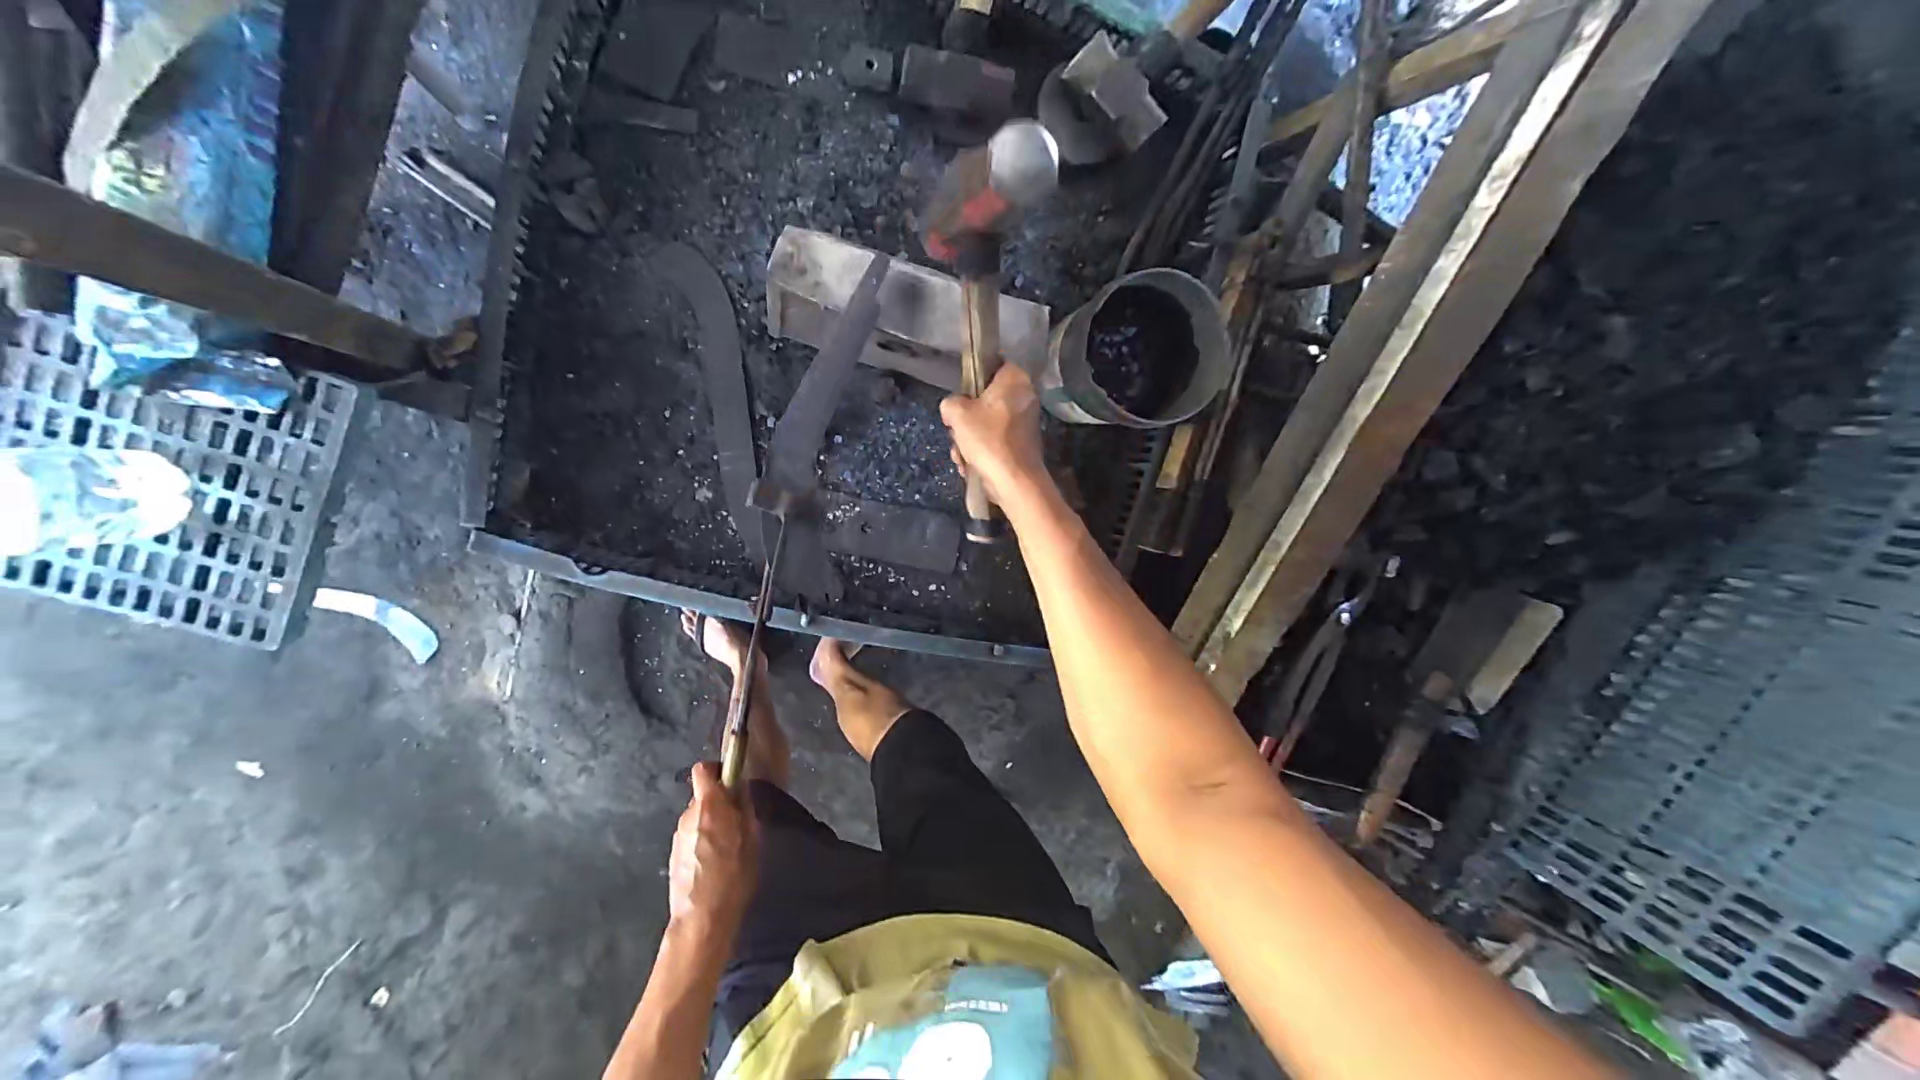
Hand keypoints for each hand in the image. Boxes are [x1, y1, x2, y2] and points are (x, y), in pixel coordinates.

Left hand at [667, 763, 757, 935]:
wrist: (701, 920)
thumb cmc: (734, 876)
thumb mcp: (752, 839)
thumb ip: (744, 809)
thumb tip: (740, 789)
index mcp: (709, 806)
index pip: (704, 769)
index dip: (718, 770)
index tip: (732, 781)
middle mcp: (688, 816)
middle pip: (703, 796)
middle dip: (718, 802)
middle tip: (737, 821)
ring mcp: (678, 836)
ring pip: (697, 817)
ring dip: (710, 823)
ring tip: (727, 847)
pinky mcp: (673, 854)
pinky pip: (691, 835)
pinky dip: (702, 840)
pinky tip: (713, 862)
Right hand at [940, 363, 1048, 509]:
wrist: (1015, 481)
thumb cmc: (988, 439)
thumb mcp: (958, 414)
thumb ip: (951, 403)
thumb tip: (953, 408)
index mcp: (1015, 379)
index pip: (993, 365)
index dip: (973, 379)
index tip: (960, 397)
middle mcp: (1025, 396)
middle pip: (986, 399)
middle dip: (967, 419)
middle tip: (958, 432)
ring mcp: (1026, 422)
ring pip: (987, 423)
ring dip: (969, 440)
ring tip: (962, 455)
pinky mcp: (1023, 445)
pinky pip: (995, 441)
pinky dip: (982, 452)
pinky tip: (971, 466)